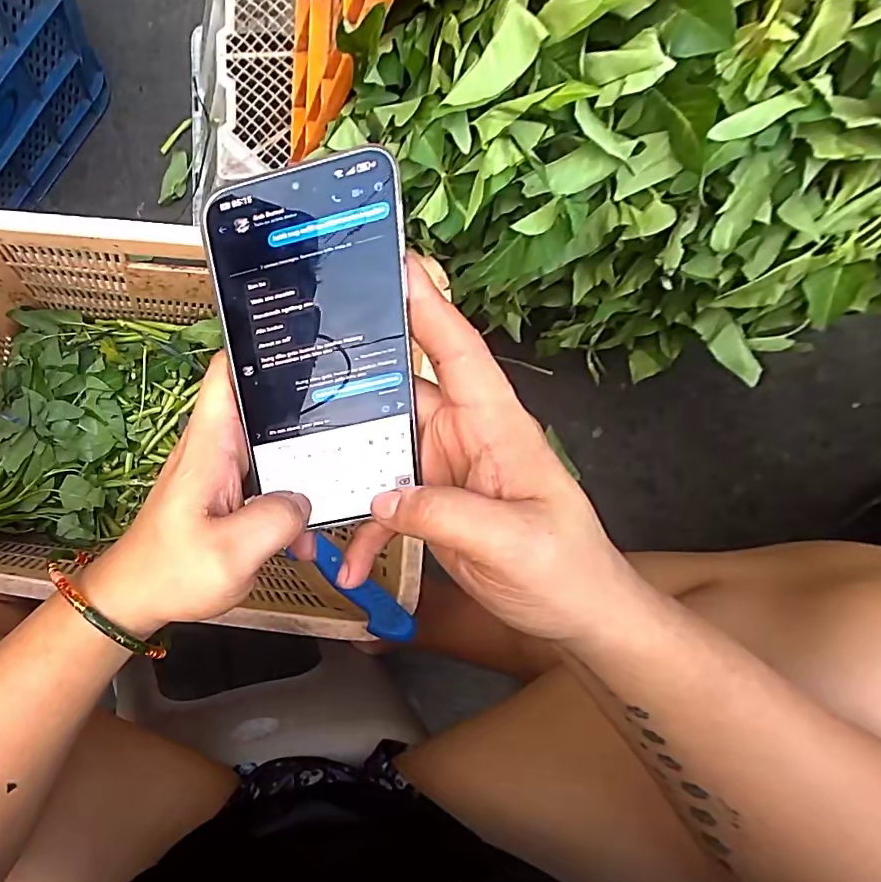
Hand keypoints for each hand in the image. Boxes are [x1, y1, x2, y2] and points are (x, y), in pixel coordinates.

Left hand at [80, 352, 313, 634]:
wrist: (134, 598)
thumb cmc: (170, 572)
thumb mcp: (233, 552)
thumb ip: (277, 518)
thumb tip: (304, 498)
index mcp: (209, 446)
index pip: (226, 373)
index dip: (257, 348)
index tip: (301, 341)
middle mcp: (213, 449)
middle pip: (260, 408)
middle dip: (302, 413)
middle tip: (349, 420)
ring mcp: (219, 471)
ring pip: (269, 450)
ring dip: (299, 471)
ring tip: (330, 496)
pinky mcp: (223, 494)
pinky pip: (263, 482)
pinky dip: (284, 503)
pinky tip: (299, 536)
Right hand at [337, 255, 650, 642]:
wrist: (575, 615)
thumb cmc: (566, 572)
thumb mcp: (513, 544)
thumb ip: (445, 516)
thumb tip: (381, 499)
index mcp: (495, 426)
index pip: (459, 354)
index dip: (429, 307)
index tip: (397, 266)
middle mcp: (462, 435)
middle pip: (401, 391)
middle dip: (355, 379)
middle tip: (305, 362)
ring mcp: (440, 466)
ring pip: (378, 444)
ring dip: (345, 465)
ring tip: (307, 477)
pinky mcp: (425, 498)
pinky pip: (380, 500)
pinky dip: (362, 529)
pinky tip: (349, 561)